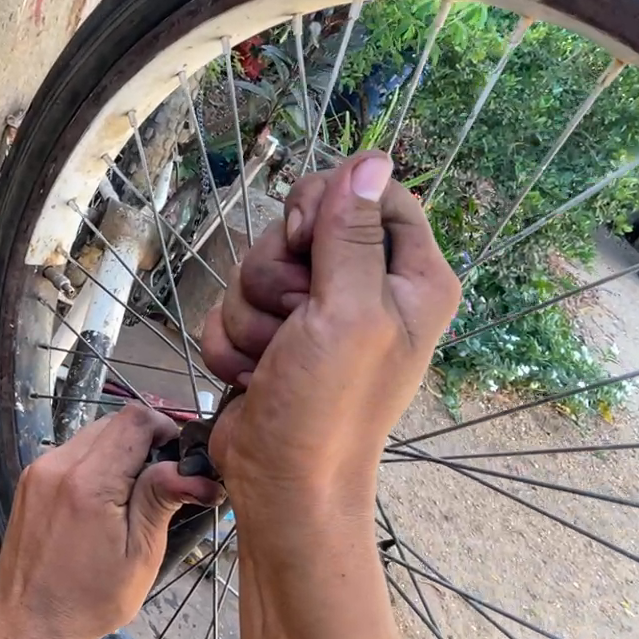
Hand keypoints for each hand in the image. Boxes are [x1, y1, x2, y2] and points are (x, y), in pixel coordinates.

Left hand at [0, 406, 221, 638]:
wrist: (30, 625)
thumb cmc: (88, 602)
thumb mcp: (140, 556)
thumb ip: (161, 500)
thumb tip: (193, 469)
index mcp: (88, 483)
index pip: (135, 420)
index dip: (164, 429)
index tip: (177, 458)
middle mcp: (57, 466)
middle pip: (113, 423)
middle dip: (143, 443)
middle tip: (160, 482)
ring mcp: (38, 471)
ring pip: (92, 435)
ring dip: (118, 454)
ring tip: (130, 497)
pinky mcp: (29, 481)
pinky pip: (71, 453)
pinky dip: (94, 465)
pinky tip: (102, 502)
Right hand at [201, 151, 459, 516]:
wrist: (280, 481)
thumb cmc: (327, 406)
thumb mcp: (349, 312)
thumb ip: (353, 232)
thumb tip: (371, 157)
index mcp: (408, 277)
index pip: (373, 194)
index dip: (328, 205)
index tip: (307, 241)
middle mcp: (362, 290)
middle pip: (302, 228)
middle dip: (277, 275)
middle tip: (292, 319)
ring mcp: (310, 317)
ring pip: (256, 269)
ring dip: (249, 318)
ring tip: (271, 360)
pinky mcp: (268, 339)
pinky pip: (230, 310)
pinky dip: (230, 344)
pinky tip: (251, 376)